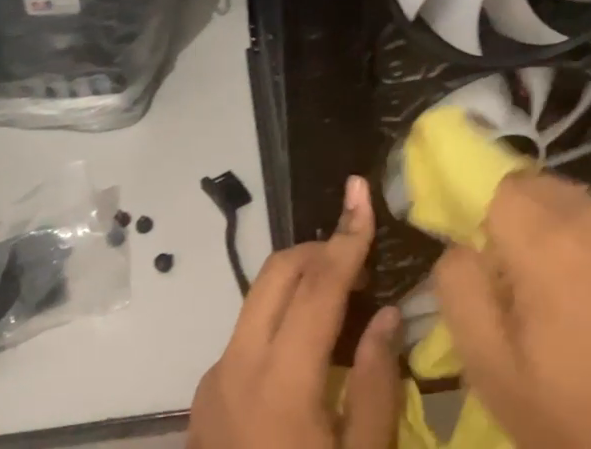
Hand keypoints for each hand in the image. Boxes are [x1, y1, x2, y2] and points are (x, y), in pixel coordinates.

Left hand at [189, 176, 401, 448]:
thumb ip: (378, 383)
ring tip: (344, 302)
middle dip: (318, 249)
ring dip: (299, 285)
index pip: (318, 286)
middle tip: (361, 251)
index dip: (345, 235)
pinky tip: (311, 355)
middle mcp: (235, 367)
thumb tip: (386, 313)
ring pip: (257, 302)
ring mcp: (212, 382)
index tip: (359, 189)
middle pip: (275, 276)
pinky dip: (281, 322)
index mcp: (280, 382)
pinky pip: (246, 337)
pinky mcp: (204, 399)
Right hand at [435, 171, 590, 448]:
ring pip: (571, 202)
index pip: (495, 186)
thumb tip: (458, 246)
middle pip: (534, 188)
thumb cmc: (585, 424)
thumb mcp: (495, 374)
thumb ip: (460, 292)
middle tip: (520, 295)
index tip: (488, 277)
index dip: (481, 225)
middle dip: (515, 226)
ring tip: (564, 305)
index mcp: (551, 241)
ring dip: (553, 234)